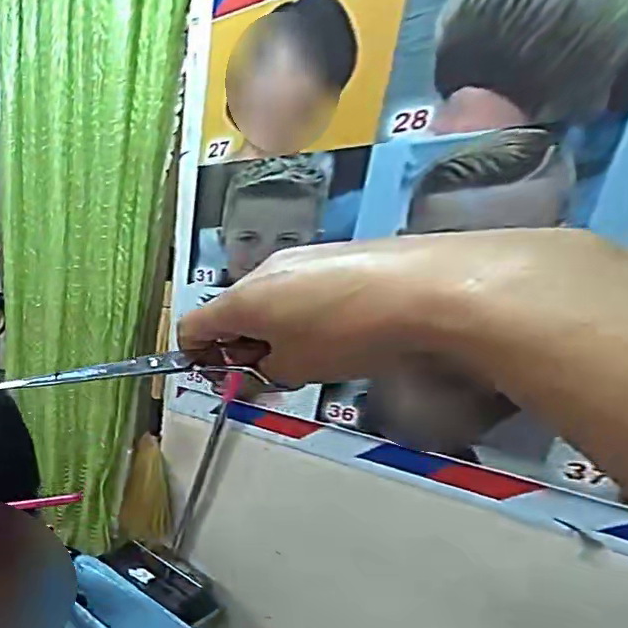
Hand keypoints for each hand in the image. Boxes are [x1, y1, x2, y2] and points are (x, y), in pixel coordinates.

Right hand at [178, 229, 627, 386]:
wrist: (438, 288)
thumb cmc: (351, 335)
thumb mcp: (297, 368)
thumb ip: (262, 371)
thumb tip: (259, 366)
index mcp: (241, 299)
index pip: (190, 327)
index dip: (194, 356)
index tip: (219, 376)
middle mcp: (262, 271)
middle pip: (228, 310)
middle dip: (237, 343)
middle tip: (268, 370)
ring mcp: (301, 256)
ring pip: (266, 297)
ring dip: (271, 327)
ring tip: (310, 351)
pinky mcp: (337, 251)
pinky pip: (300, 284)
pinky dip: (302, 310)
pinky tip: (342, 327)